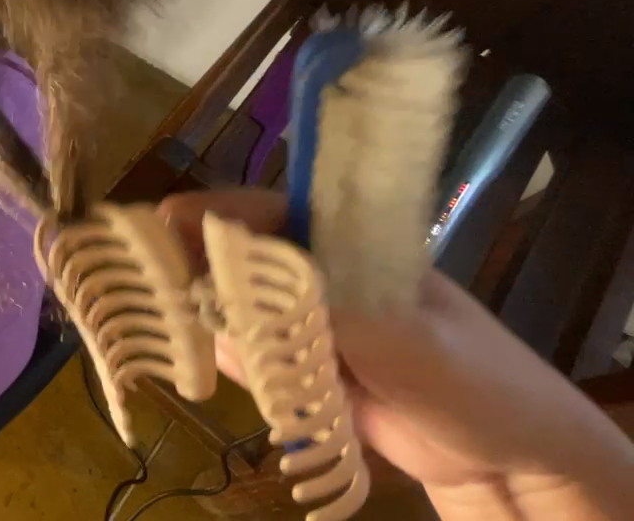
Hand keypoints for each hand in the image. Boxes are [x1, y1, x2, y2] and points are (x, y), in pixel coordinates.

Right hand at [160, 189, 633, 520]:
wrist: (509, 461)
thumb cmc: (472, 379)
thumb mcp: (406, 337)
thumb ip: (325, 304)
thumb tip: (241, 282)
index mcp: (340, 240)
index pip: (259, 209)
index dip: (208, 213)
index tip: (160, 223)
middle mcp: (307, 267)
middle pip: (224, 253)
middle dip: (197, 275)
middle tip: (174, 297)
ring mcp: (294, 311)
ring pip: (223, 304)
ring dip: (219, 330)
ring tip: (243, 357)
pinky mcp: (288, 352)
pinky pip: (238, 349)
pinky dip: (239, 366)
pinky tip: (270, 384)